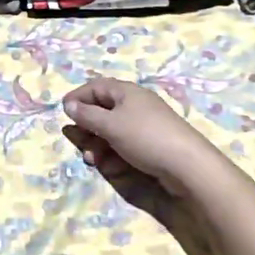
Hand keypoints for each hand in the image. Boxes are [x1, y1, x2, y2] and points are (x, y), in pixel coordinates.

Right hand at [61, 77, 232, 197]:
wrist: (190, 168)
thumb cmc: (145, 138)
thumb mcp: (109, 125)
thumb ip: (86, 115)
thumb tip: (68, 105)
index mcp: (126, 92)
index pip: (95, 87)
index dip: (77, 97)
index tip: (64, 112)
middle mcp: (136, 105)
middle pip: (102, 110)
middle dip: (88, 128)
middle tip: (79, 142)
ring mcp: (146, 125)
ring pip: (112, 130)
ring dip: (98, 145)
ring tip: (94, 161)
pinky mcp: (153, 144)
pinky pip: (126, 144)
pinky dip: (114, 154)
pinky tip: (112, 167)